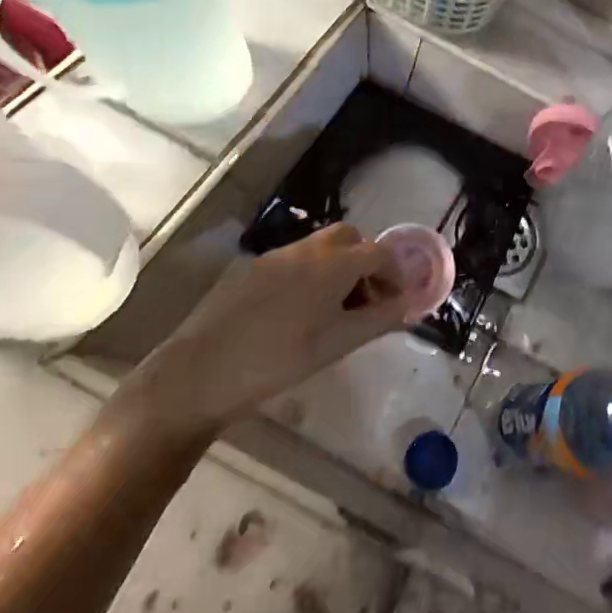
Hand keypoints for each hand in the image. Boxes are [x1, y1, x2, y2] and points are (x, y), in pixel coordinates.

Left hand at [112, 224, 407, 440]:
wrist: (199, 373)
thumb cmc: (280, 360)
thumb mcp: (339, 343)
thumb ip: (381, 319)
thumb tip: (412, 305)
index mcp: (334, 263)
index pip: (380, 252)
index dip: (397, 272)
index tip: (401, 299)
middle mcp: (306, 249)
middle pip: (350, 239)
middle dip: (367, 262)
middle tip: (368, 300)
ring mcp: (275, 257)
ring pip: (320, 248)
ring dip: (339, 267)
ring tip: (335, 311)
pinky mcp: (250, 270)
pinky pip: (294, 261)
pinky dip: (311, 275)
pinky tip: (299, 314)